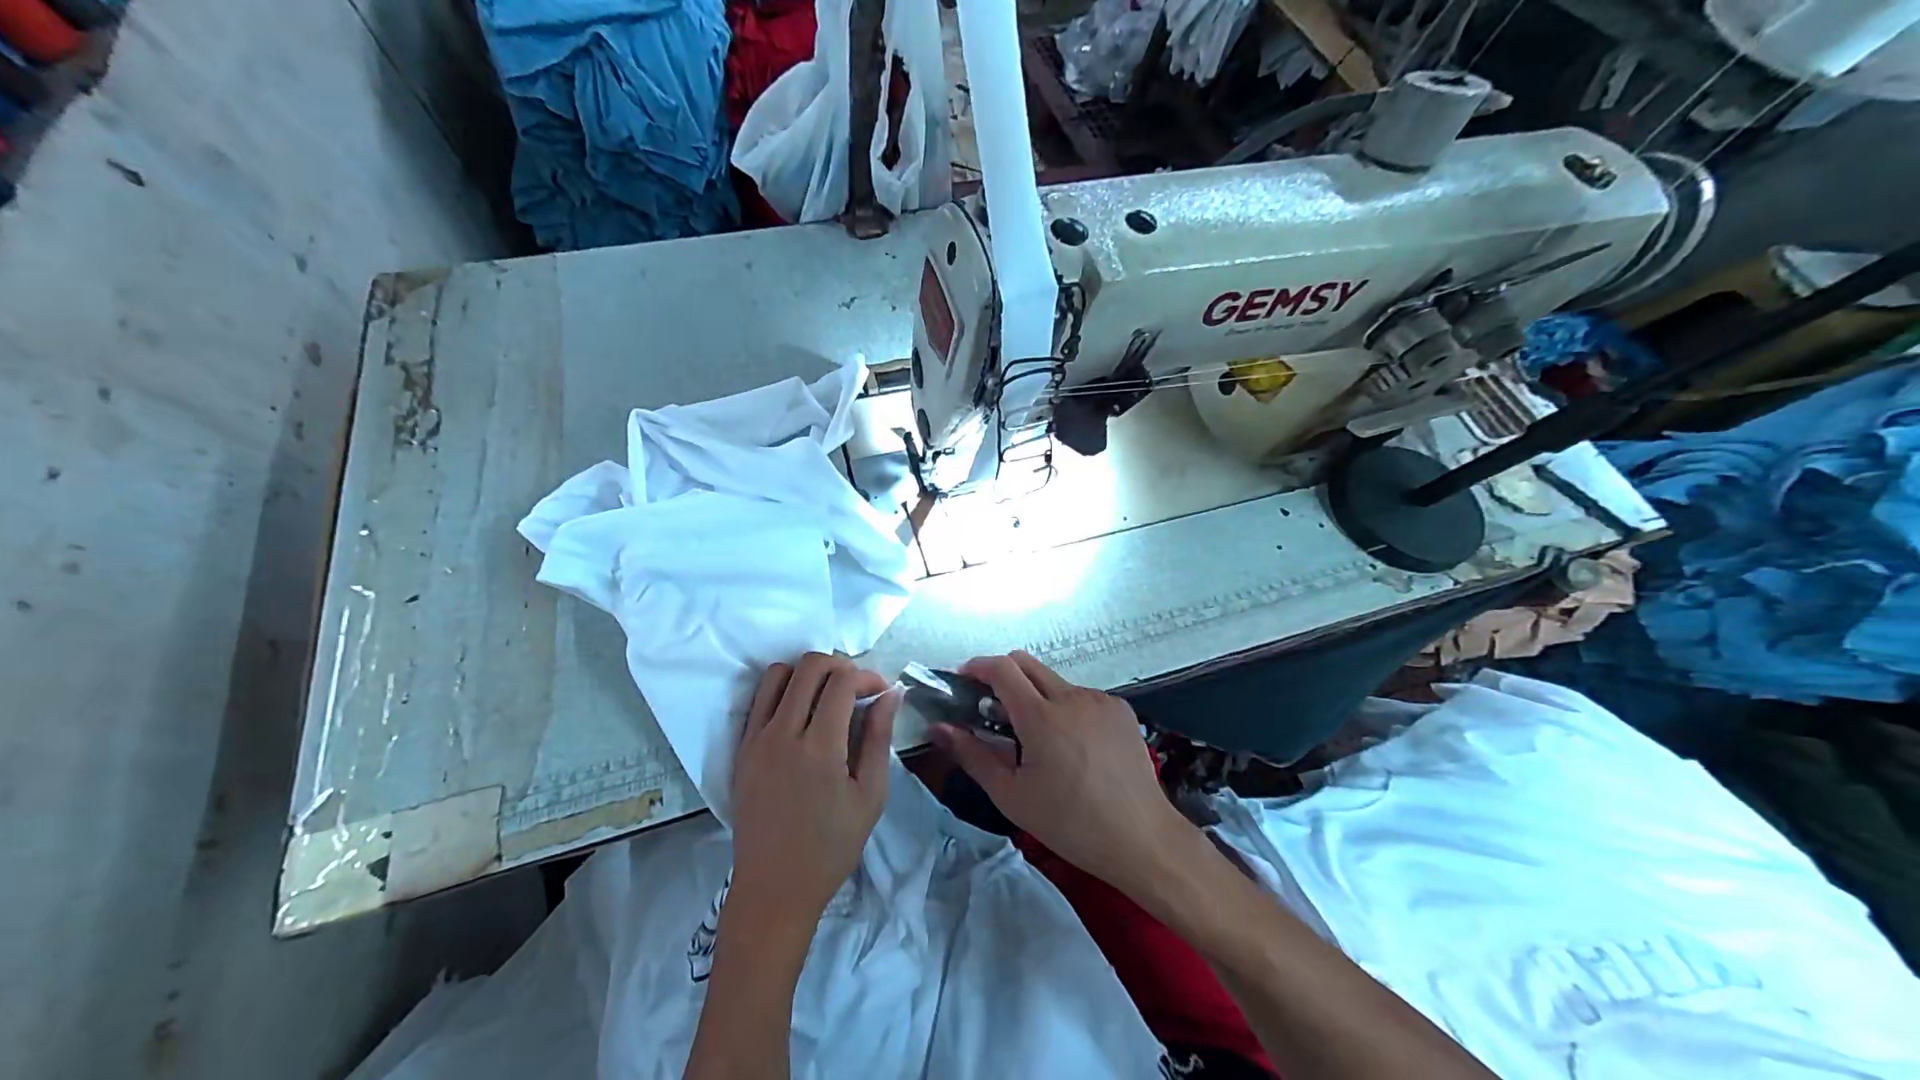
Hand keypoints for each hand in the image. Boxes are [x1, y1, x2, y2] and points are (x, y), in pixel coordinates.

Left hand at [729, 653, 897, 921]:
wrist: (774, 887)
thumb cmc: (831, 847)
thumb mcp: (870, 796)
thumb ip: (879, 738)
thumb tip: (891, 693)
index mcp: (820, 748)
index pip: (842, 681)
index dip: (867, 676)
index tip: (881, 692)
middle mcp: (783, 734)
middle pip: (810, 666)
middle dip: (841, 665)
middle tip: (858, 689)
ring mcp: (756, 739)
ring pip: (779, 673)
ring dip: (809, 673)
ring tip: (828, 696)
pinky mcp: (740, 748)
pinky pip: (759, 698)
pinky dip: (783, 690)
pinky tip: (801, 712)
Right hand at [930, 651, 1194, 896]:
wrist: (1141, 838)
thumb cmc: (1069, 824)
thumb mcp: (1011, 795)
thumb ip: (972, 755)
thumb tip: (939, 728)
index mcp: (1042, 717)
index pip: (1002, 668)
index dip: (977, 666)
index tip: (964, 681)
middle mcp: (1072, 697)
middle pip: (1027, 664)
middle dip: (1003, 675)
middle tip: (993, 709)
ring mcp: (1100, 700)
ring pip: (1055, 681)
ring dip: (1036, 696)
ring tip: (1037, 739)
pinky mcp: (1121, 709)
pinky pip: (1082, 696)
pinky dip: (1066, 708)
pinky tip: (1072, 746)